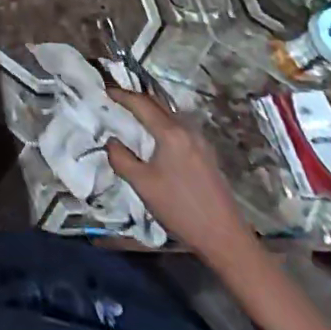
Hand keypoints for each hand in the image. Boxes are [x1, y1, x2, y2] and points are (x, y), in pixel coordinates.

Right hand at [104, 88, 255, 260]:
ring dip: (151, 110)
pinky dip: (163, 122)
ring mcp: (201, 143)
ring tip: (133, 114)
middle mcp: (188, 131)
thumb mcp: (141, 184)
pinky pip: (180, 127)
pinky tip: (156, 136)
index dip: (121, 95)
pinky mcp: (207, 155)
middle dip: (136, 98)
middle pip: (159, 104)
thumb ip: (120, 158)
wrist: (226, 239)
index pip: (141, 104)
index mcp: (171, 134)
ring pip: (171, 115)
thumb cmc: (180, 209)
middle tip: (116, 98)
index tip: (104, 90)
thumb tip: (112, 141)